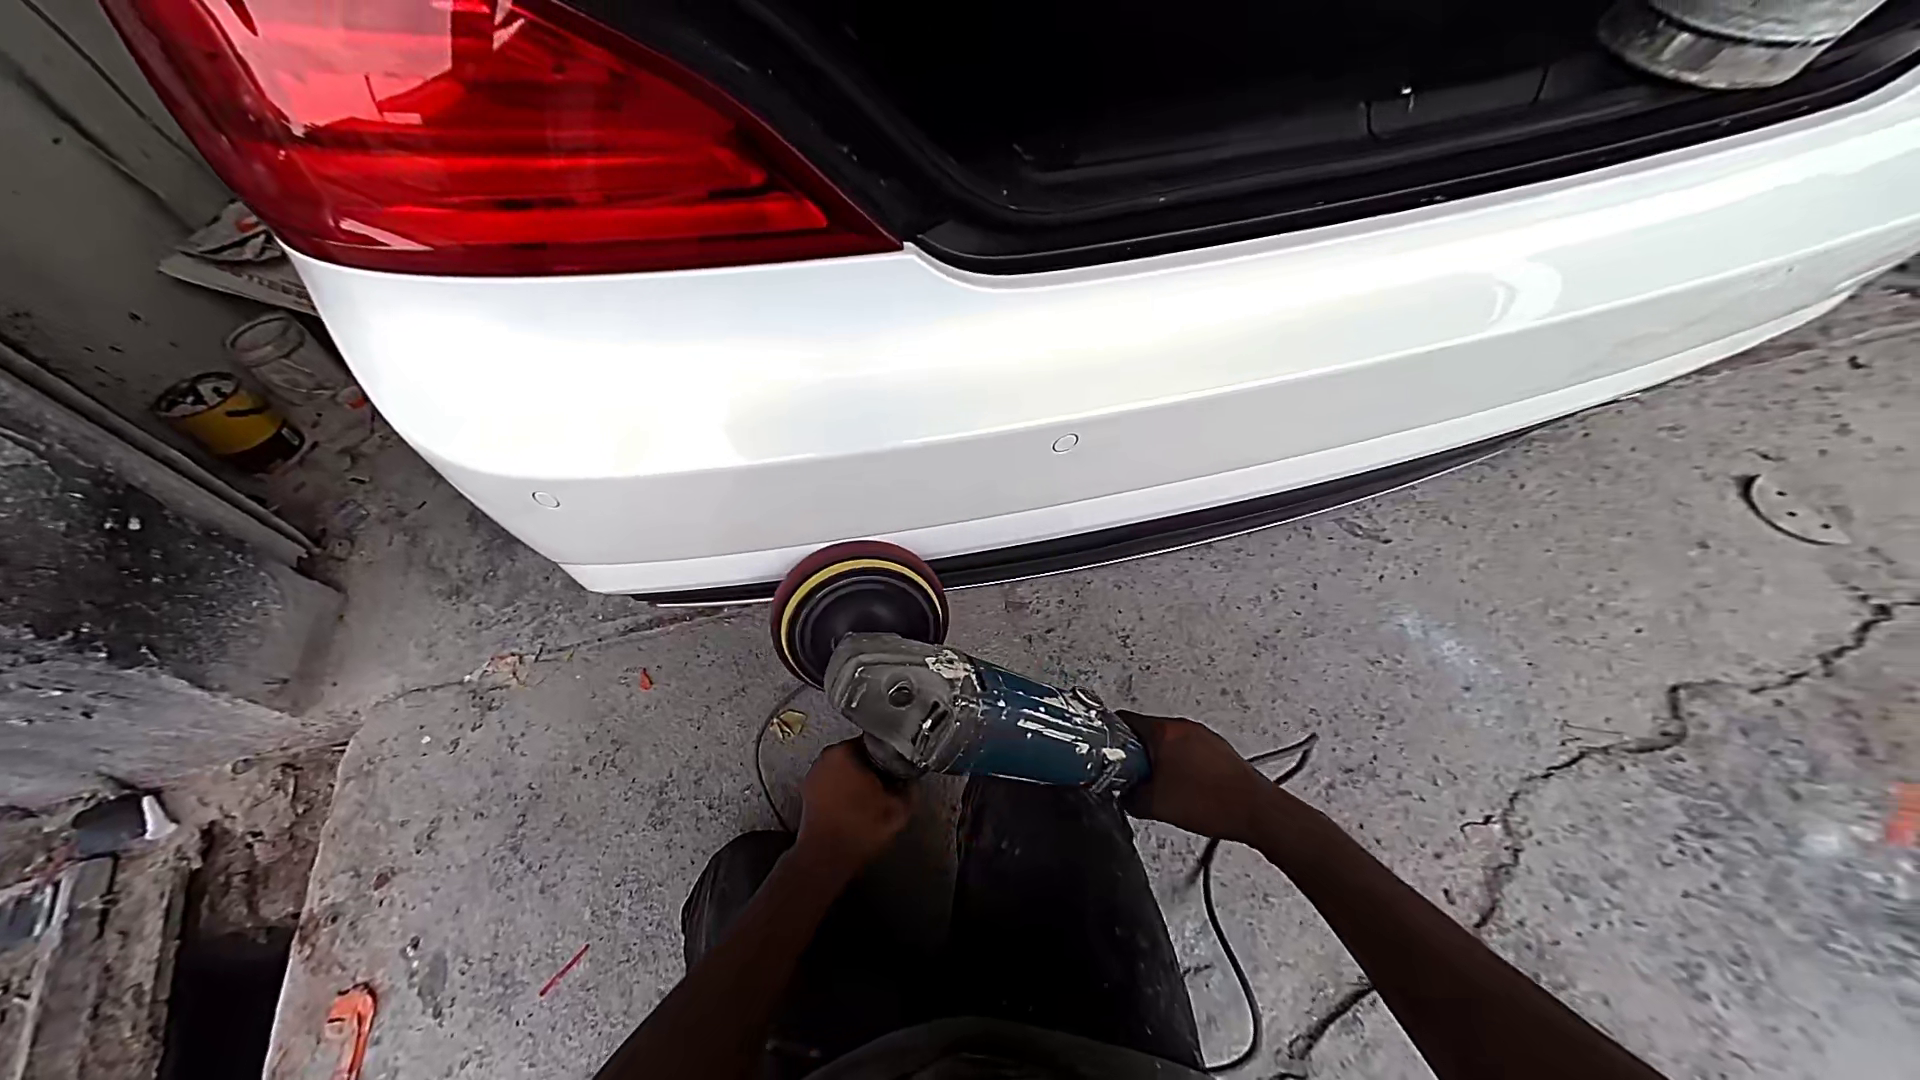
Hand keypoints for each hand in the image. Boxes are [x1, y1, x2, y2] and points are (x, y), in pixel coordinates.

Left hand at [794, 740, 912, 877]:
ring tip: (873, 800)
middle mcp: (825, 757)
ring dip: (859, 779)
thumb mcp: (899, 808)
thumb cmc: (859, 830)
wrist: (825, 861)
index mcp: (844, 751)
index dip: (891, 755)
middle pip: (860, 754)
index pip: (875, 741)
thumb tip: (910, 779)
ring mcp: (814, 775)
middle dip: (875, 767)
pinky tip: (857, 808)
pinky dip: (845, 791)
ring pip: (846, 769)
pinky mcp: (808, 793)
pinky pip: (834, 784)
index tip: (899, 769)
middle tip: (889, 786)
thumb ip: (910, 786)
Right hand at [1119, 712, 1274, 843]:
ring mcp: (1202, 736)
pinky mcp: (1217, 749)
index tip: (1110, 755)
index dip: (1110, 738)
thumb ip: (1130, 797)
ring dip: (1160, 761)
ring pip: (1167, 742)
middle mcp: (1183, 727)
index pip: (1124, 720)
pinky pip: (1188, 750)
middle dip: (1137, 755)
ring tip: (1164, 788)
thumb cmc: (1213, 802)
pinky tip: (1186, 789)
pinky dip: (1181, 765)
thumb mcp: (1155, 805)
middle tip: (1136, 778)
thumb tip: (1124, 795)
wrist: (1255, 812)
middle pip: (1146, 732)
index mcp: (1164, 731)